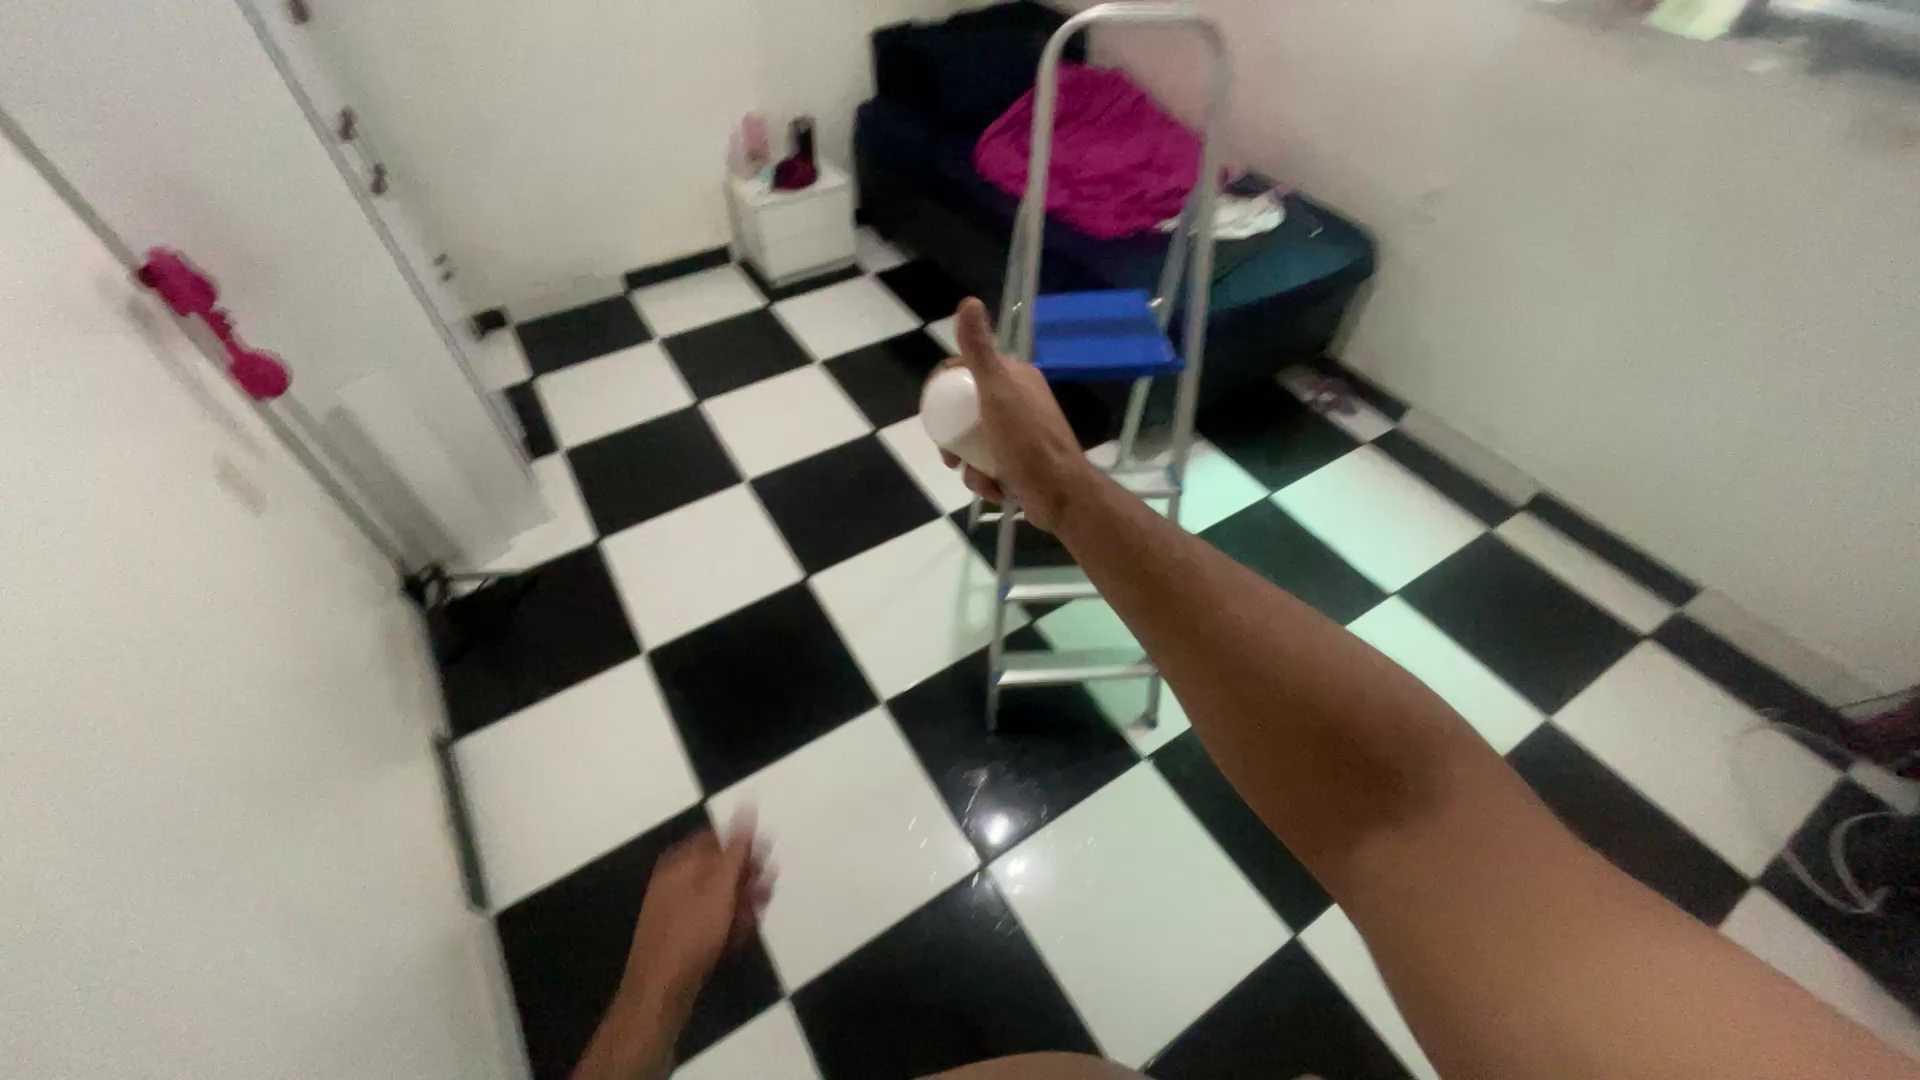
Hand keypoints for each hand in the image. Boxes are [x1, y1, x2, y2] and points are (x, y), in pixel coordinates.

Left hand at [617, 813, 771, 1015]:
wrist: (659, 992)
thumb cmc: (692, 932)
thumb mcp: (720, 885)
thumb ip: (737, 846)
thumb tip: (748, 804)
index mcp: (680, 862)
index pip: (718, 838)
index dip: (744, 847)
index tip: (765, 860)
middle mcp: (675, 880)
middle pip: (720, 868)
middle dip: (747, 878)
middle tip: (766, 891)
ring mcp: (675, 910)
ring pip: (718, 896)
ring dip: (742, 903)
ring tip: (756, 917)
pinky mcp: (680, 936)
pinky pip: (710, 919)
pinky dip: (728, 923)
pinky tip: (740, 936)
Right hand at [935, 298, 1090, 531]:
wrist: (1061, 494)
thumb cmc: (1027, 442)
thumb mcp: (997, 392)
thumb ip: (980, 352)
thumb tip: (968, 302)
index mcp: (1017, 379)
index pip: (969, 371)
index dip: (945, 390)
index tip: (933, 413)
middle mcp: (1021, 403)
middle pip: (969, 412)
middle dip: (955, 437)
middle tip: (949, 455)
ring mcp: (1023, 435)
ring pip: (978, 442)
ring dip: (970, 464)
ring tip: (974, 476)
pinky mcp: (1023, 463)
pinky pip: (992, 466)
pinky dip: (987, 479)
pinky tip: (994, 489)